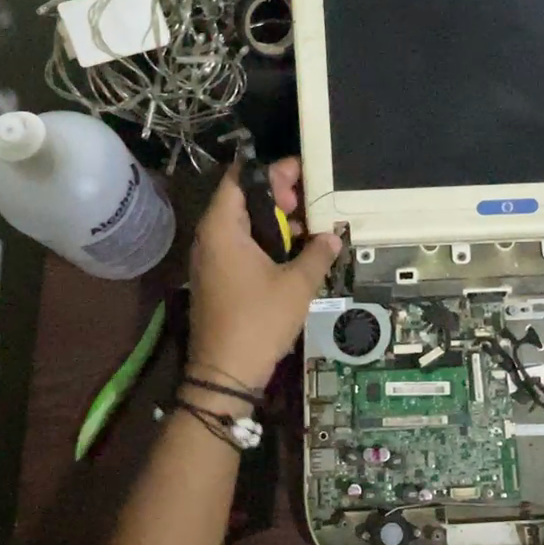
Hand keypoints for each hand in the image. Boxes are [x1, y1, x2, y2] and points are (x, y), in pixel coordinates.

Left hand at [187, 157, 341, 391]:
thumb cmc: (258, 321)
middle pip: (241, 199)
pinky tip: (293, 252)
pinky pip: (240, 245)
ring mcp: (211, 259)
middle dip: (276, 195)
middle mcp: (210, 237)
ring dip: (273, 220)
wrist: (224, 373)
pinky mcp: (217, 278)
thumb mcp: (297, 285)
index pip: (239, 179)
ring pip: (243, 224)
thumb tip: (333, 236)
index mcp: (222, 228)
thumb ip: (317, 254)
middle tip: (308, 201)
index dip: (270, 171)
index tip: (301, 172)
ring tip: (307, 225)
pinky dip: (265, 241)